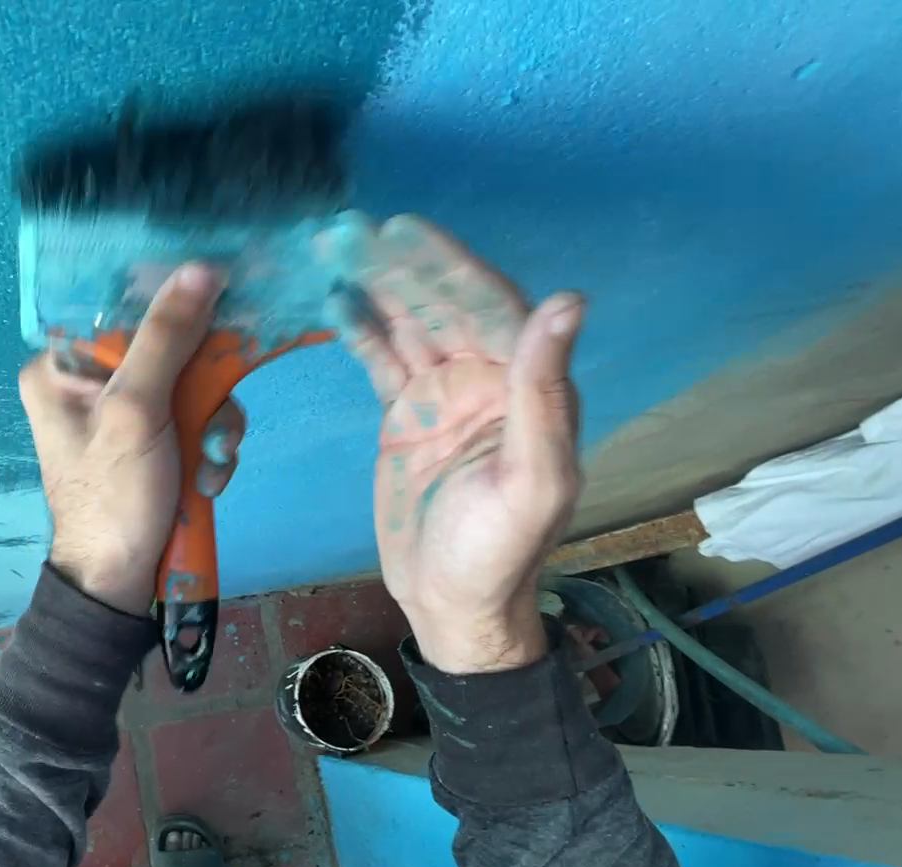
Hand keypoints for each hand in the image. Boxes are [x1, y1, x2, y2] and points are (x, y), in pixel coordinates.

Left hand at [20, 263, 246, 615]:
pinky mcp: (151, 440)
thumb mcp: (137, 413)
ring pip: (191, 386)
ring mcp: (123, 413)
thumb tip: (202, 267)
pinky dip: (208, 448)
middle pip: (168, 349)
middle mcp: (87, 382)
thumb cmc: (115, 497)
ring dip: (213, 427)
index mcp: (60, 366)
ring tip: (212, 465)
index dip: (178, 311)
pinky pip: (193, 419)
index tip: (221, 320)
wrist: (120, 582)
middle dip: (204, 393)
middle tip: (214, 428)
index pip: (125, 310)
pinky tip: (208, 478)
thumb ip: (167, 339)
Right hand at [322, 214, 584, 672]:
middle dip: (401, 267)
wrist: (451, 603)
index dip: (449, 267)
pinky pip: (382, 360)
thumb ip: (543, 395)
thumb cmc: (497, 553)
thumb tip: (567, 301)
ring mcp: (442, 396)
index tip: (404, 232)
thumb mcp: (530, 483)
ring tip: (334, 248)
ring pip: (409, 325)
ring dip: (378, 286)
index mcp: (525, 388)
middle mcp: (487, 379)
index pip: (490, 308)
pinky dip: (361, 329)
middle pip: (443, 307)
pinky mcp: (405, 415)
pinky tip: (337, 299)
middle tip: (349, 229)